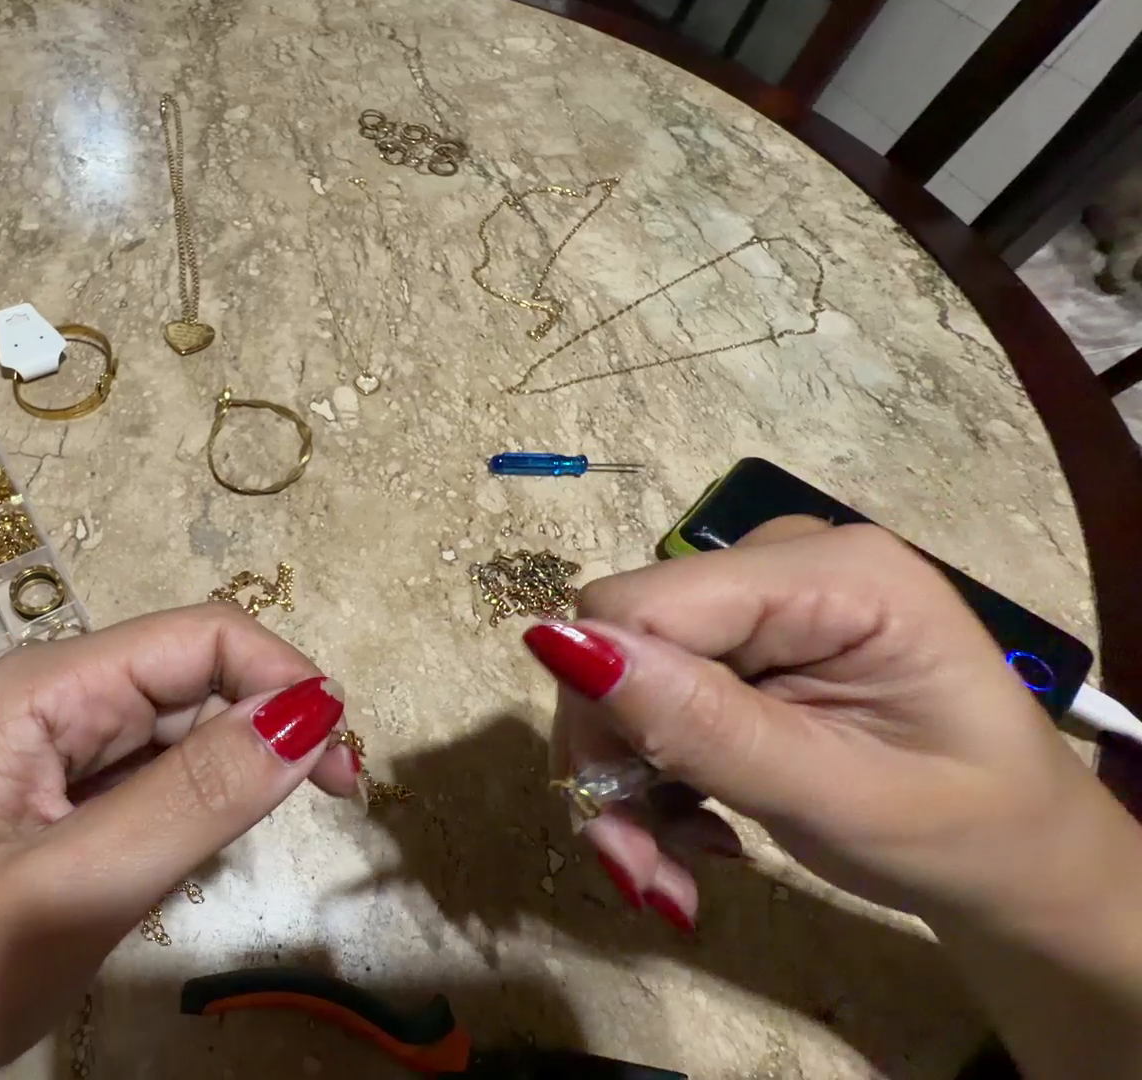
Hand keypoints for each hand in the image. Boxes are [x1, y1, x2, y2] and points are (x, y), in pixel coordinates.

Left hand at [0, 603, 356, 1079]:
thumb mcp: (69, 886)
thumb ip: (192, 799)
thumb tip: (312, 712)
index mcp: (47, 688)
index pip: (199, 638)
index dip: (282, 676)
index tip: (344, 758)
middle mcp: (56, 704)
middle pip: (193, 679)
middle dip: (271, 723)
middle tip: (339, 798)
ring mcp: (54, 760)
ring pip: (177, 737)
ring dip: (236, 773)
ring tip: (257, 841)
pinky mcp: (56, 813)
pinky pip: (149, 789)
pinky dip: (194, 813)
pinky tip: (194, 859)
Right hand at [533, 517, 1129, 934]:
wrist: (1008, 860)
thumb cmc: (965, 834)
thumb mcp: (838, 796)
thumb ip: (701, 721)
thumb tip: (552, 643)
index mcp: (829, 575)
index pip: (641, 607)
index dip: (605, 701)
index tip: (620, 814)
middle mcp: (770, 563)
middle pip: (617, 642)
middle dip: (611, 759)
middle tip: (639, 866)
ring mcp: (742, 599)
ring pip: (611, 674)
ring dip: (620, 779)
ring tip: (664, 867)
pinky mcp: (721, 636)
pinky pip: (634, 690)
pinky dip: (639, 770)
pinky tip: (679, 826)